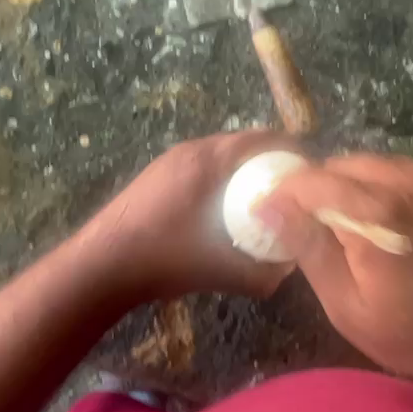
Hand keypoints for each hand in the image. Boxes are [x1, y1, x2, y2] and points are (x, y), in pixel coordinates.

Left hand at [71, 131, 302, 301]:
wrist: (100, 268)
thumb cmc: (165, 260)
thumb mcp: (222, 271)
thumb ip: (263, 273)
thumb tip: (291, 269)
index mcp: (208, 159)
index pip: (264, 139)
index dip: (293, 152)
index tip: (311, 175)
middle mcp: (190, 150)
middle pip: (243, 144)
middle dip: (271, 163)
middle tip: (292, 191)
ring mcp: (170, 160)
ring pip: (221, 156)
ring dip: (245, 171)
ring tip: (263, 201)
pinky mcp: (157, 176)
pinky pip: (203, 167)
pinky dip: (222, 180)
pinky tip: (225, 211)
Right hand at [259, 154, 412, 395]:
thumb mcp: (350, 305)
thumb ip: (310, 247)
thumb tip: (269, 206)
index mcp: (378, 209)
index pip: (311, 179)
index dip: (283, 194)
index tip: (268, 216)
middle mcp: (408, 179)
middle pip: (342, 165)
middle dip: (316, 188)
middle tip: (305, 226)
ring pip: (372, 165)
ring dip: (348, 186)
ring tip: (343, 228)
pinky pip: (401, 172)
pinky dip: (380, 187)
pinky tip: (382, 224)